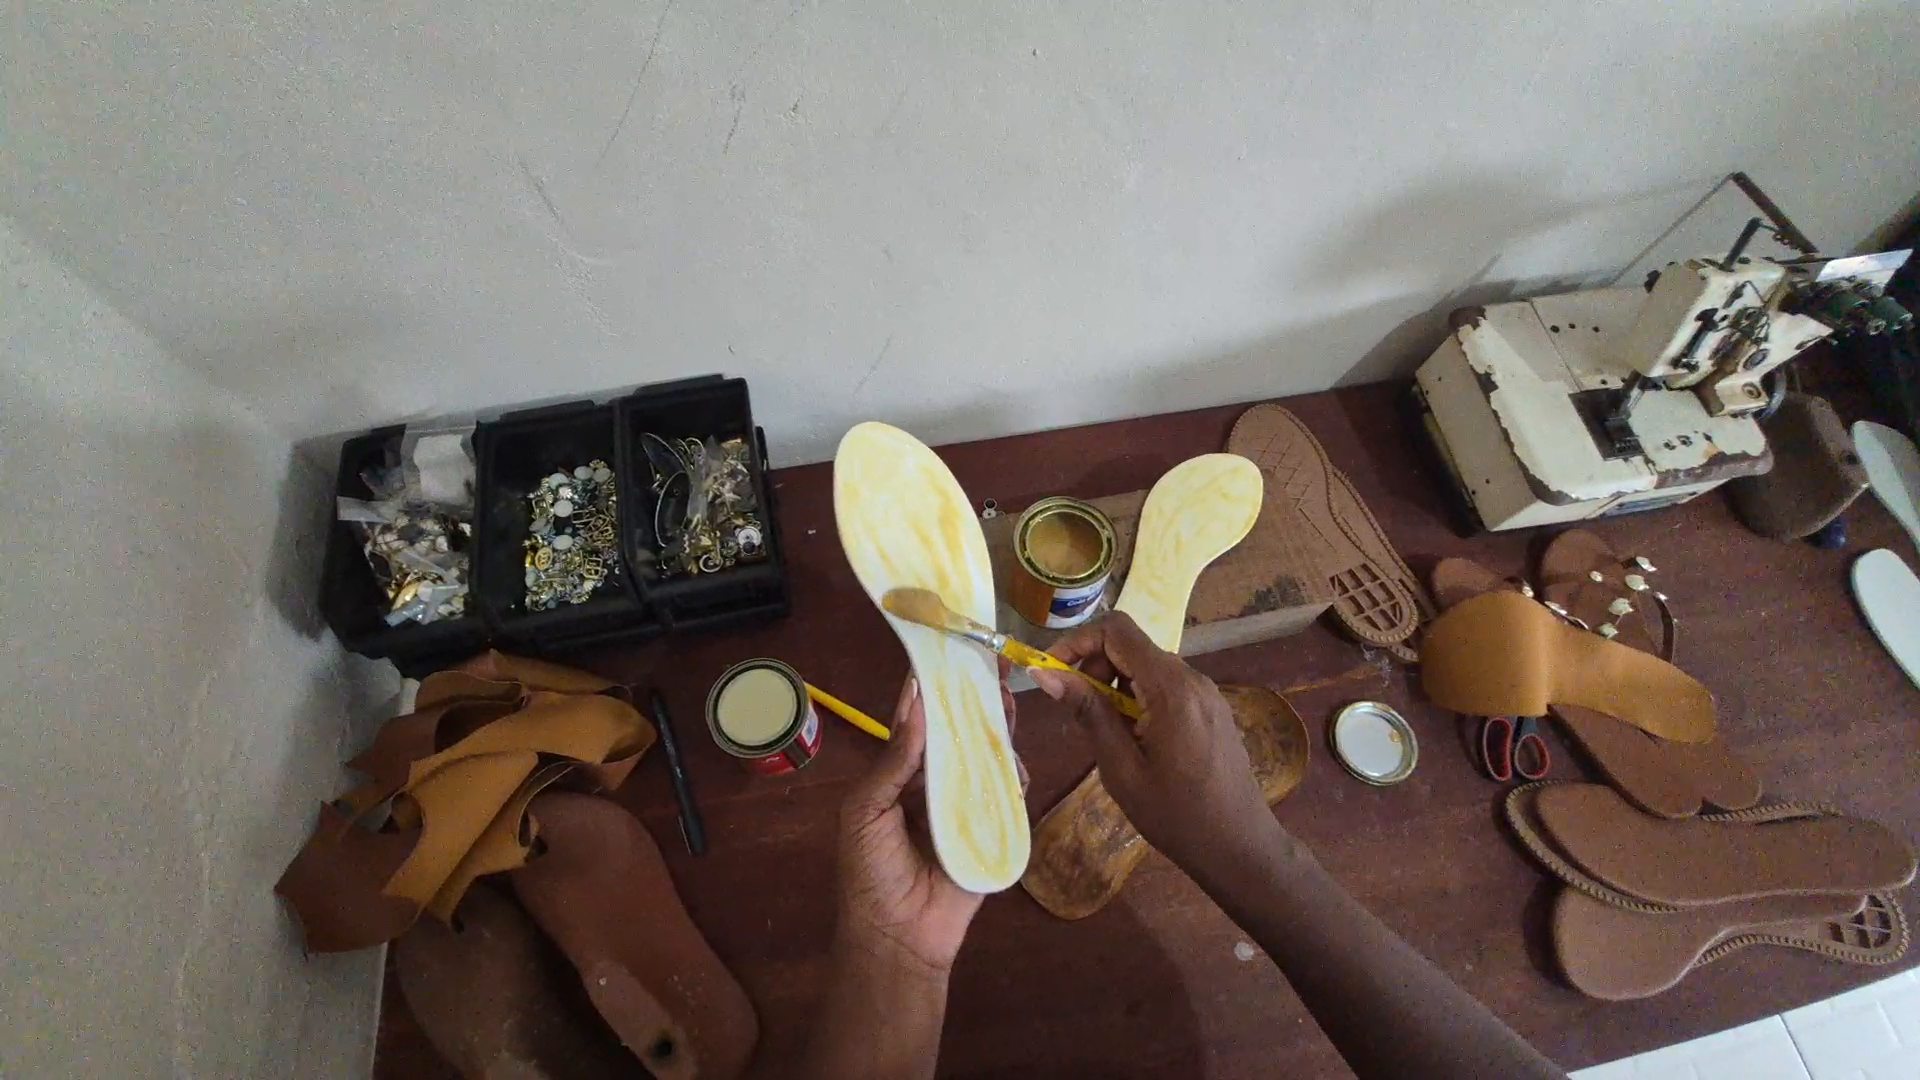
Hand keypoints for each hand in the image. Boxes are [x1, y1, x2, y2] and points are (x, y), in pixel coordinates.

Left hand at [833, 673, 1008, 974]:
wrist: (899, 936)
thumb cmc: (871, 870)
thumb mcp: (866, 811)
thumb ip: (893, 761)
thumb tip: (919, 705)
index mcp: (903, 770)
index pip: (920, 719)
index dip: (932, 686)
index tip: (948, 651)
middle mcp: (937, 778)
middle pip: (961, 729)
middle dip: (976, 698)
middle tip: (993, 666)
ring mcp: (968, 799)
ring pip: (988, 753)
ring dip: (999, 725)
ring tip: (1008, 699)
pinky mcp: (993, 824)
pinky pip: (1010, 792)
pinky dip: (1016, 773)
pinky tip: (1015, 760)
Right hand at [1028, 611, 1276, 875]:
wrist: (1241, 849)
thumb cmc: (1176, 816)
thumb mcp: (1120, 768)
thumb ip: (1087, 712)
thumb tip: (1045, 675)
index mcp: (1170, 688)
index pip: (1117, 630)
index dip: (1078, 641)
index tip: (1053, 673)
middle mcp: (1191, 678)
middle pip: (1130, 646)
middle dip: (1094, 667)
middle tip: (1078, 713)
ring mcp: (1205, 692)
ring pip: (1145, 665)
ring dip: (1114, 685)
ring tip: (1107, 734)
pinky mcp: (1210, 707)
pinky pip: (1164, 684)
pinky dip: (1137, 696)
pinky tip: (1133, 738)